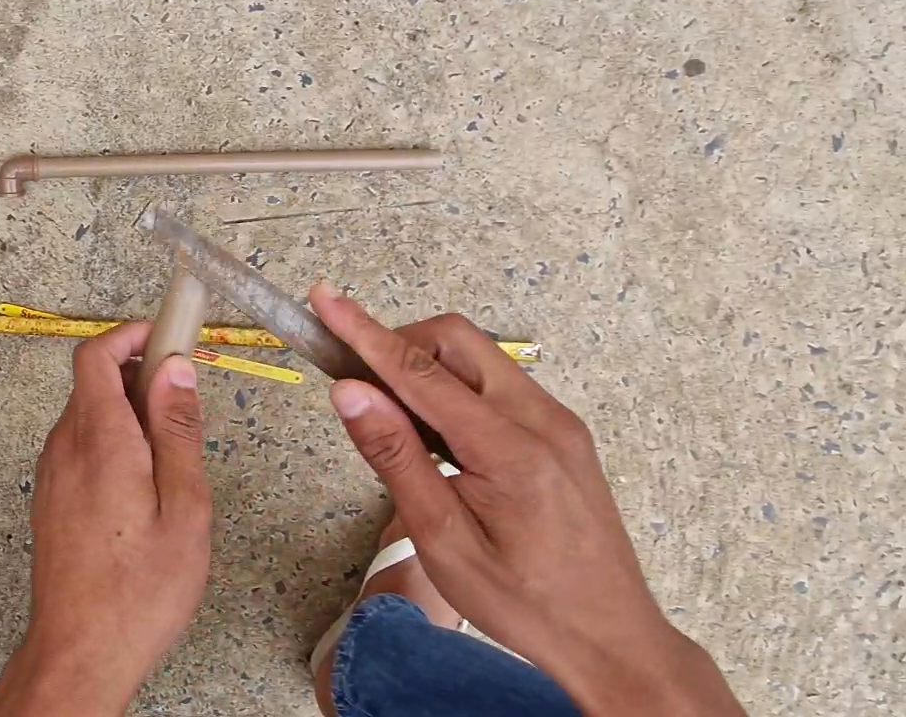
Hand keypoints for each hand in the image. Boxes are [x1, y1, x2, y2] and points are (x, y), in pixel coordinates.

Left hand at [0, 321, 211, 715]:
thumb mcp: (183, 508)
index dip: (129, 334)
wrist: (79, 648)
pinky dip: (111, 435)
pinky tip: (142, 479)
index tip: (167, 336)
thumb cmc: (139, 588)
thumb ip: (176, 431)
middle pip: (93, 379)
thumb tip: (176, 368)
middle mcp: (66, 443)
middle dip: (138, 372)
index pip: (96, 354)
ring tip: (170, 449)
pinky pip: (80, 441)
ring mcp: (52, 467)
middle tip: (183, 397)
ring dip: (127, 407)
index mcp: (99, 438)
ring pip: (88, 411)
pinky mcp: (51, 491)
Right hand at [310, 284, 746, 716]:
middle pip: (455, 340)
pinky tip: (433, 433)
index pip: (419, 371)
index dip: (362, 331)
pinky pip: (490, 380)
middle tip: (360, 385)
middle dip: (397, 344)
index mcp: (512, 450)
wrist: (617, 643)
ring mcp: (556, 422)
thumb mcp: (441, 539)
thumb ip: (394, 456)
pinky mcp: (558, 430)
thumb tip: (348, 390)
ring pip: (473, 355)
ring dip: (421, 365)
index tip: (323, 297)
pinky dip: (446, 385)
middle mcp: (542, 419)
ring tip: (395, 419)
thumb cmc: (522, 601)